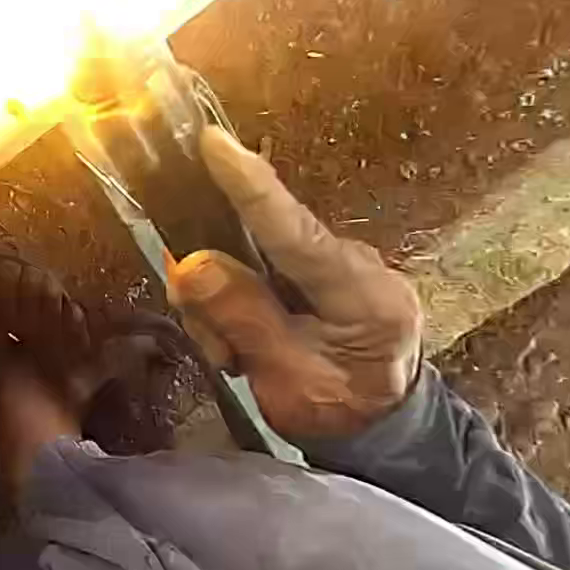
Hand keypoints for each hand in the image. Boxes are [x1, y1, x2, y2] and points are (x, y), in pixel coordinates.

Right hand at [167, 127, 423, 440]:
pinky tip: (241, 340)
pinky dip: (234, 303)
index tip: (213, 142)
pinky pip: (257, 269)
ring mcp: (336, 262)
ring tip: (234, 355)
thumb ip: (243, 321)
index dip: (250, 187)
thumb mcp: (289, 383)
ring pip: (250, 256)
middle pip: (259, 242)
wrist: (378, 427)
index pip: (295, 231)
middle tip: (216, 343)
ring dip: (223, 304)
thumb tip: (190, 267)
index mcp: (362, 294)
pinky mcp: (316, 269)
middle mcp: (353, 263)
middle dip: (219, 284)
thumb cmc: (340, 413)